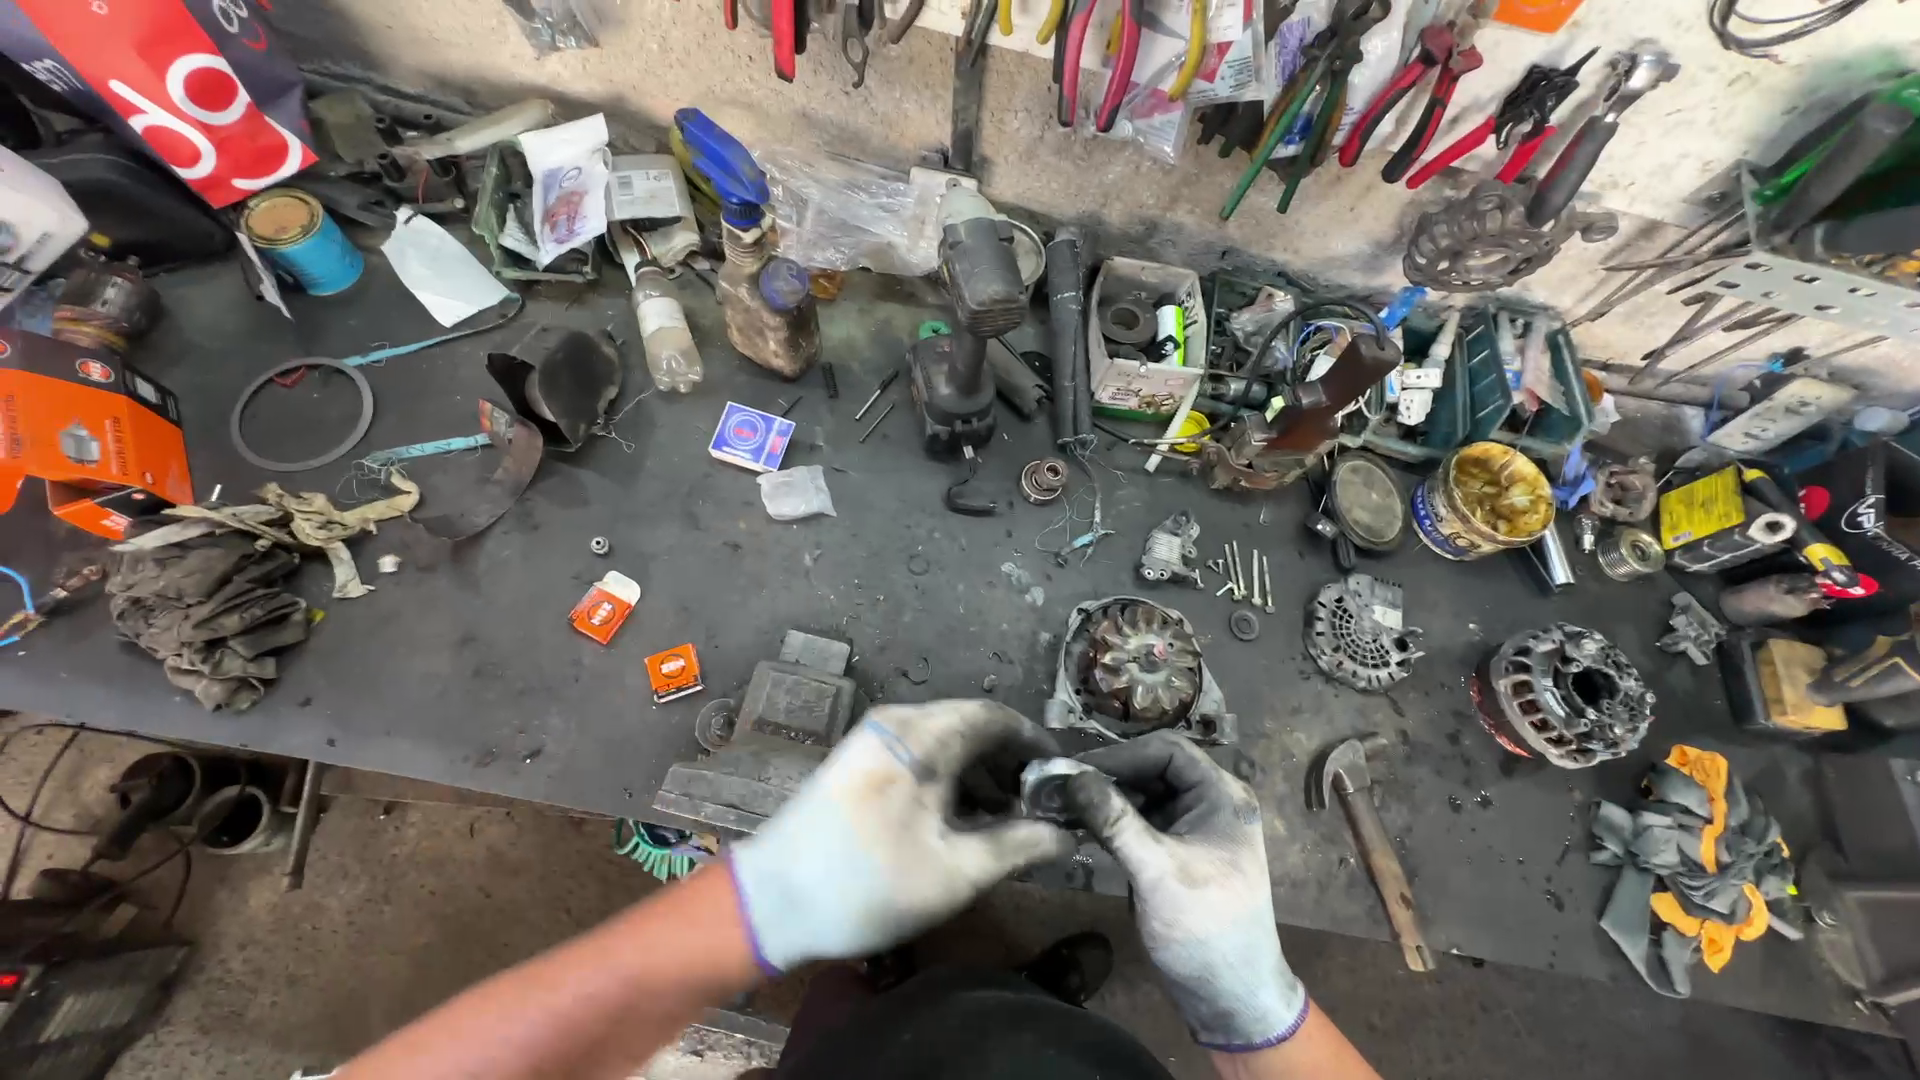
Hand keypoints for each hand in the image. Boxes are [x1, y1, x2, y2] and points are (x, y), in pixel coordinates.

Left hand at [728, 700, 1073, 971]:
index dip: (1034, 744)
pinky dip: (948, 774)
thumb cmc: (868, 884)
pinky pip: (918, 750)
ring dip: (978, 769)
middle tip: (1036, 804)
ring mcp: (872, 736)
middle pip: (970, 723)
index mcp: (922, 736)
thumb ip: (1017, 846)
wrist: (771, 899)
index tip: (1060, 779)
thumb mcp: (954, 873)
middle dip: (1008, 761)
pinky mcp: (858, 756)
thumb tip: (1066, 836)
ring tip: (1003, 815)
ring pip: (944, 737)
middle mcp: (897, 721)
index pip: (995, 717)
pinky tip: (958, 813)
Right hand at [1064, 732, 1307, 1051]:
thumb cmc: (1204, 930)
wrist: (1231, 998)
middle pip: (1155, 768)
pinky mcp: (1178, 849)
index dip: (1122, 755)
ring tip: (1066, 803)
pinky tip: (1083, 826)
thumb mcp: (1157, 872)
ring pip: (1145, 792)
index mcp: (1222, 796)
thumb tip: (1072, 777)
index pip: (1168, 751)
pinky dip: (1114, 819)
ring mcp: (1195, 826)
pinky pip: (1143, 819)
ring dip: (1108, 796)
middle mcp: (1211, 802)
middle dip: (1111, 774)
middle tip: (1065, 786)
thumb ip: (1116, 821)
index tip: (1077, 770)